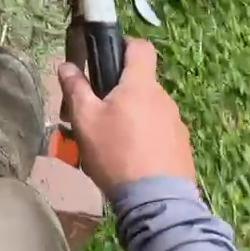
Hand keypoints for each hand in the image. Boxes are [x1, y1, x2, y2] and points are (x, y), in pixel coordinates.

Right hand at [56, 38, 196, 197]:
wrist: (157, 205)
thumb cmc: (116, 153)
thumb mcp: (85, 119)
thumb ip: (75, 88)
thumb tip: (66, 65)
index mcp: (140, 85)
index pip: (140, 47)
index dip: (123, 45)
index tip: (105, 58)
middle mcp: (163, 99)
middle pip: (139, 82)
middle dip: (117, 91)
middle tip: (95, 113)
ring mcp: (176, 125)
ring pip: (148, 108)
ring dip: (131, 116)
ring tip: (110, 142)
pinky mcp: (182, 148)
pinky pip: (159, 131)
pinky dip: (145, 137)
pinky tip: (130, 159)